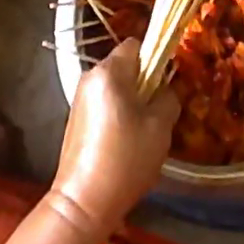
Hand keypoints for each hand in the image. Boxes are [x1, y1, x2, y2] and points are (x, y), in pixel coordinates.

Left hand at [51, 39, 178, 225]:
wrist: (83, 198)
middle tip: (159, 110)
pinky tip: (125, 140)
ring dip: (131, 98)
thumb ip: (167, 98)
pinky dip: (117, 111)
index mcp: (109, 72)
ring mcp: (80, 94)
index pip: (134, 45)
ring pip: (114, 84)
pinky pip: (103, 100)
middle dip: (144, 81)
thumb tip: (166, 86)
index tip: (167, 79)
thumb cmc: (125, 159)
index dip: (154, 56)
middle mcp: (90, 75)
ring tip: (144, 130)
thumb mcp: (159, 129)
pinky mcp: (76, 114)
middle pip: (123, 64)